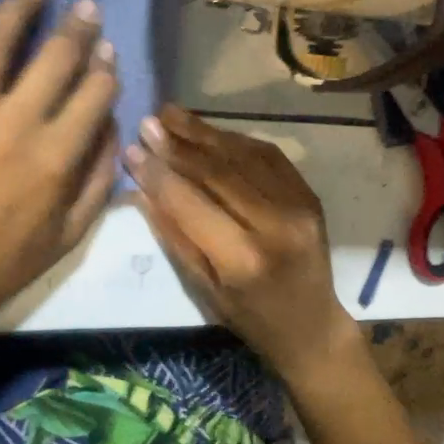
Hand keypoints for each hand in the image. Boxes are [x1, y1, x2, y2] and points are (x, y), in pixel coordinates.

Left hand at [0, 0, 117, 333]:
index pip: (93, 95)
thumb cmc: (3, 265)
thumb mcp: (70, 235)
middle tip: (87, 12)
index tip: (108, 55)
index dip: (105, 70)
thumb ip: (98, 179)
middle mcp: (13, 124)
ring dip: (19, 8)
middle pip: (56, 60)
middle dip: (79, 32)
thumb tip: (113, 126)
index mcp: (55, 157)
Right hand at [126, 105, 355, 377]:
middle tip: (147, 123)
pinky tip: (209, 132)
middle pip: (217, 172)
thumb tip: (142, 187)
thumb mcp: (203, 288)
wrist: (312, 327)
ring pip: (243, 157)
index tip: (131, 150)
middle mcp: (274, 225)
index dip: (158, 174)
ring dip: (204, 133)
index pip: (191, 203)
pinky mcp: (309, 195)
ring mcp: (298, 206)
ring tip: (172, 116)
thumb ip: (174, 235)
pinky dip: (235, 141)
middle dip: (177, 145)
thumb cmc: (250, 319)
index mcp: (242, 259)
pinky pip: (268, 157)